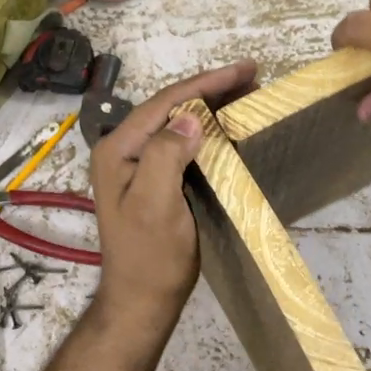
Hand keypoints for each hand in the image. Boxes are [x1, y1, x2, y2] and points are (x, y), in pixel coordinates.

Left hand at [89, 62, 257, 321]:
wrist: (142, 300)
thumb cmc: (150, 256)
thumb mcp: (156, 205)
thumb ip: (166, 156)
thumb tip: (190, 118)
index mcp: (118, 149)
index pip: (164, 103)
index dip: (204, 84)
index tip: (242, 70)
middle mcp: (124, 150)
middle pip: (171, 108)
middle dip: (210, 90)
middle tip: (252, 75)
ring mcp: (138, 165)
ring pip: (178, 123)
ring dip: (211, 107)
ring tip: (248, 93)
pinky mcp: (155, 180)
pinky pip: (182, 144)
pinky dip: (208, 131)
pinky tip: (229, 127)